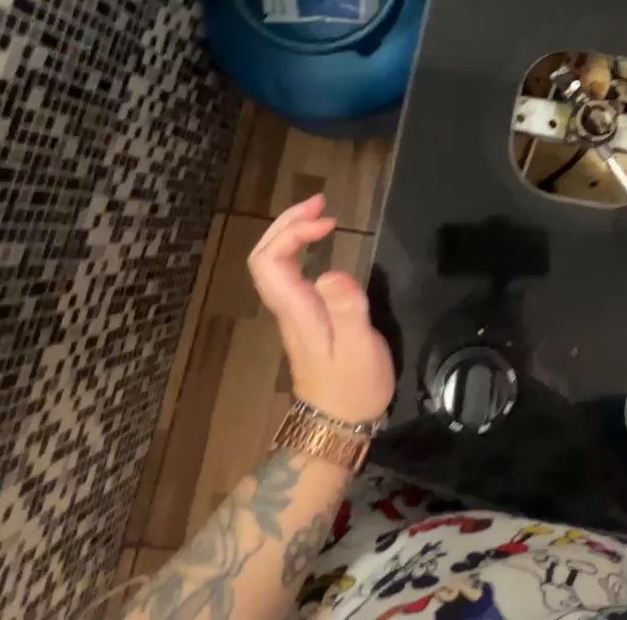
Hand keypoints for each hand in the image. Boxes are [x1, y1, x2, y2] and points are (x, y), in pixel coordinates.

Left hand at [247, 194, 395, 424]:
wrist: (339, 424)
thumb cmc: (354, 386)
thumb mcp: (360, 347)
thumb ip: (347, 310)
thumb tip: (331, 273)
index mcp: (297, 310)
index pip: (271, 260)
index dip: (291, 232)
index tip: (328, 221)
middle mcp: (288, 307)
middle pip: (266, 257)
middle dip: (287, 223)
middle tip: (320, 202)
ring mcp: (293, 313)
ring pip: (274, 263)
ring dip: (291, 233)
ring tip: (321, 214)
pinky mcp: (304, 317)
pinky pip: (289, 272)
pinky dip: (300, 249)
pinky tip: (322, 245)